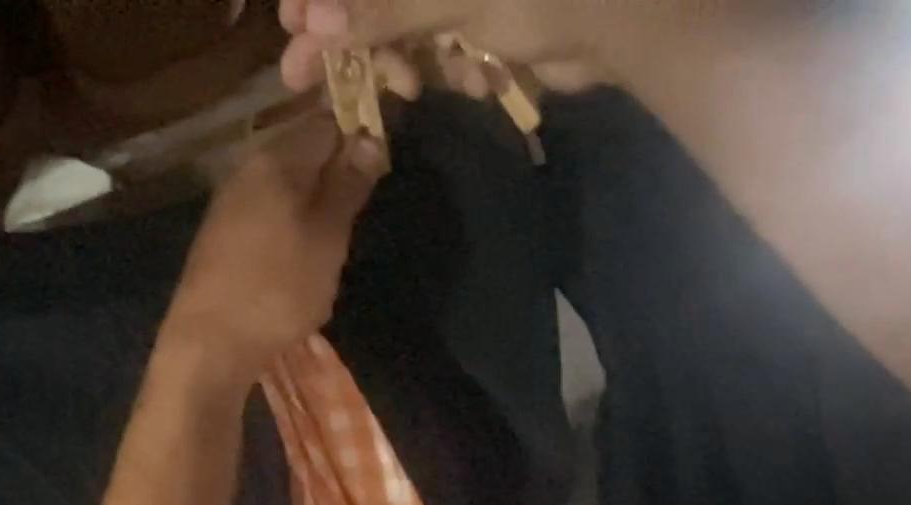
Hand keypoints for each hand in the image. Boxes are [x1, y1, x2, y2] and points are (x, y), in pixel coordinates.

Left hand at [156, 114, 387, 390]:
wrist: (208, 345)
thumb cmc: (278, 290)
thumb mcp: (327, 239)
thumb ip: (348, 187)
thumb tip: (370, 137)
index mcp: (276, 159)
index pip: (325, 125)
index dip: (356, 142)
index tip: (377, 177)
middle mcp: (246, 170)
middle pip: (302, 157)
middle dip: (333, 179)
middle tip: (355, 221)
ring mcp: (227, 206)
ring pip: (283, 191)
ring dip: (311, 210)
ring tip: (330, 248)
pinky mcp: (219, 240)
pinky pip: (265, 218)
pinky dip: (287, 232)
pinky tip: (296, 265)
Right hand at [278, 0, 649, 93]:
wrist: (619, 24)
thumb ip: (382, 8)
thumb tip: (313, 22)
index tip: (290, 29)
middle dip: (347, 36)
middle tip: (304, 78)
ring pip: (402, 27)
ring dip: (400, 62)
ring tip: (409, 89)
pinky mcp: (483, 22)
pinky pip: (442, 48)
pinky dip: (448, 68)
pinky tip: (470, 78)